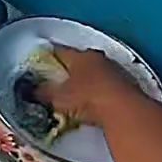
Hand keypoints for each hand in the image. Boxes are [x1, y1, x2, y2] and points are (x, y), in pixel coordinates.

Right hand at [37, 45, 154, 125]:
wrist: (123, 110)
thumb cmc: (87, 97)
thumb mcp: (57, 98)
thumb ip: (43, 92)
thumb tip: (33, 90)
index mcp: (80, 56)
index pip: (60, 51)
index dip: (49, 56)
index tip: (41, 62)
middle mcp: (98, 58)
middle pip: (79, 60)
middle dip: (69, 69)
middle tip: (58, 79)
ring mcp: (115, 70)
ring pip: (95, 72)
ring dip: (87, 79)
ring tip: (76, 93)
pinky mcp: (128, 85)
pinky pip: (108, 84)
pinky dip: (100, 90)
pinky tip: (93, 102)